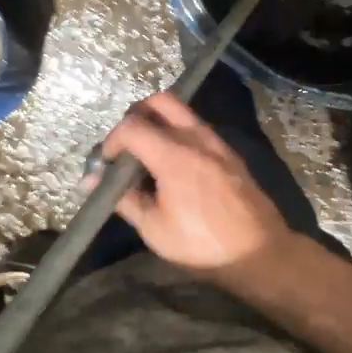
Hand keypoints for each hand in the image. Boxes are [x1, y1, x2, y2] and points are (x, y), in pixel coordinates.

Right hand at [98, 93, 296, 273]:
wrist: (258, 251)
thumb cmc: (201, 243)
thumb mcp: (154, 228)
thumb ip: (123, 198)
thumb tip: (93, 181)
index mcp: (174, 155)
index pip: (131, 126)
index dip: (111, 142)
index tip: (107, 165)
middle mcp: (196, 138)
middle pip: (160, 101)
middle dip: (136, 115)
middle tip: (127, 145)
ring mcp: (217, 142)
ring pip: (182, 112)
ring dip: (159, 122)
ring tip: (148, 155)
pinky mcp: (230, 153)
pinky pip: (198, 129)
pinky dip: (179, 134)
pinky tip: (174, 164)